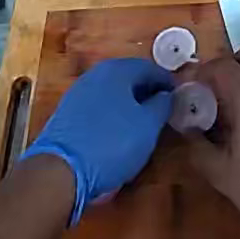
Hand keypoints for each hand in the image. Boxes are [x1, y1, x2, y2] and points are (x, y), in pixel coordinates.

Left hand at [19, 58, 172, 221]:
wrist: (60, 170)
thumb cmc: (111, 143)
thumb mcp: (147, 126)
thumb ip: (161, 106)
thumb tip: (166, 95)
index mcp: (117, 70)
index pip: (149, 68)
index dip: (166, 82)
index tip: (178, 97)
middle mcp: (97, 74)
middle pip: (129, 78)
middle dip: (147, 92)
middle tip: (163, 111)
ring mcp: (79, 92)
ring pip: (113, 93)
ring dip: (130, 105)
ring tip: (143, 125)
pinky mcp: (68, 113)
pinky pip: (98, 107)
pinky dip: (113, 115)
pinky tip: (118, 134)